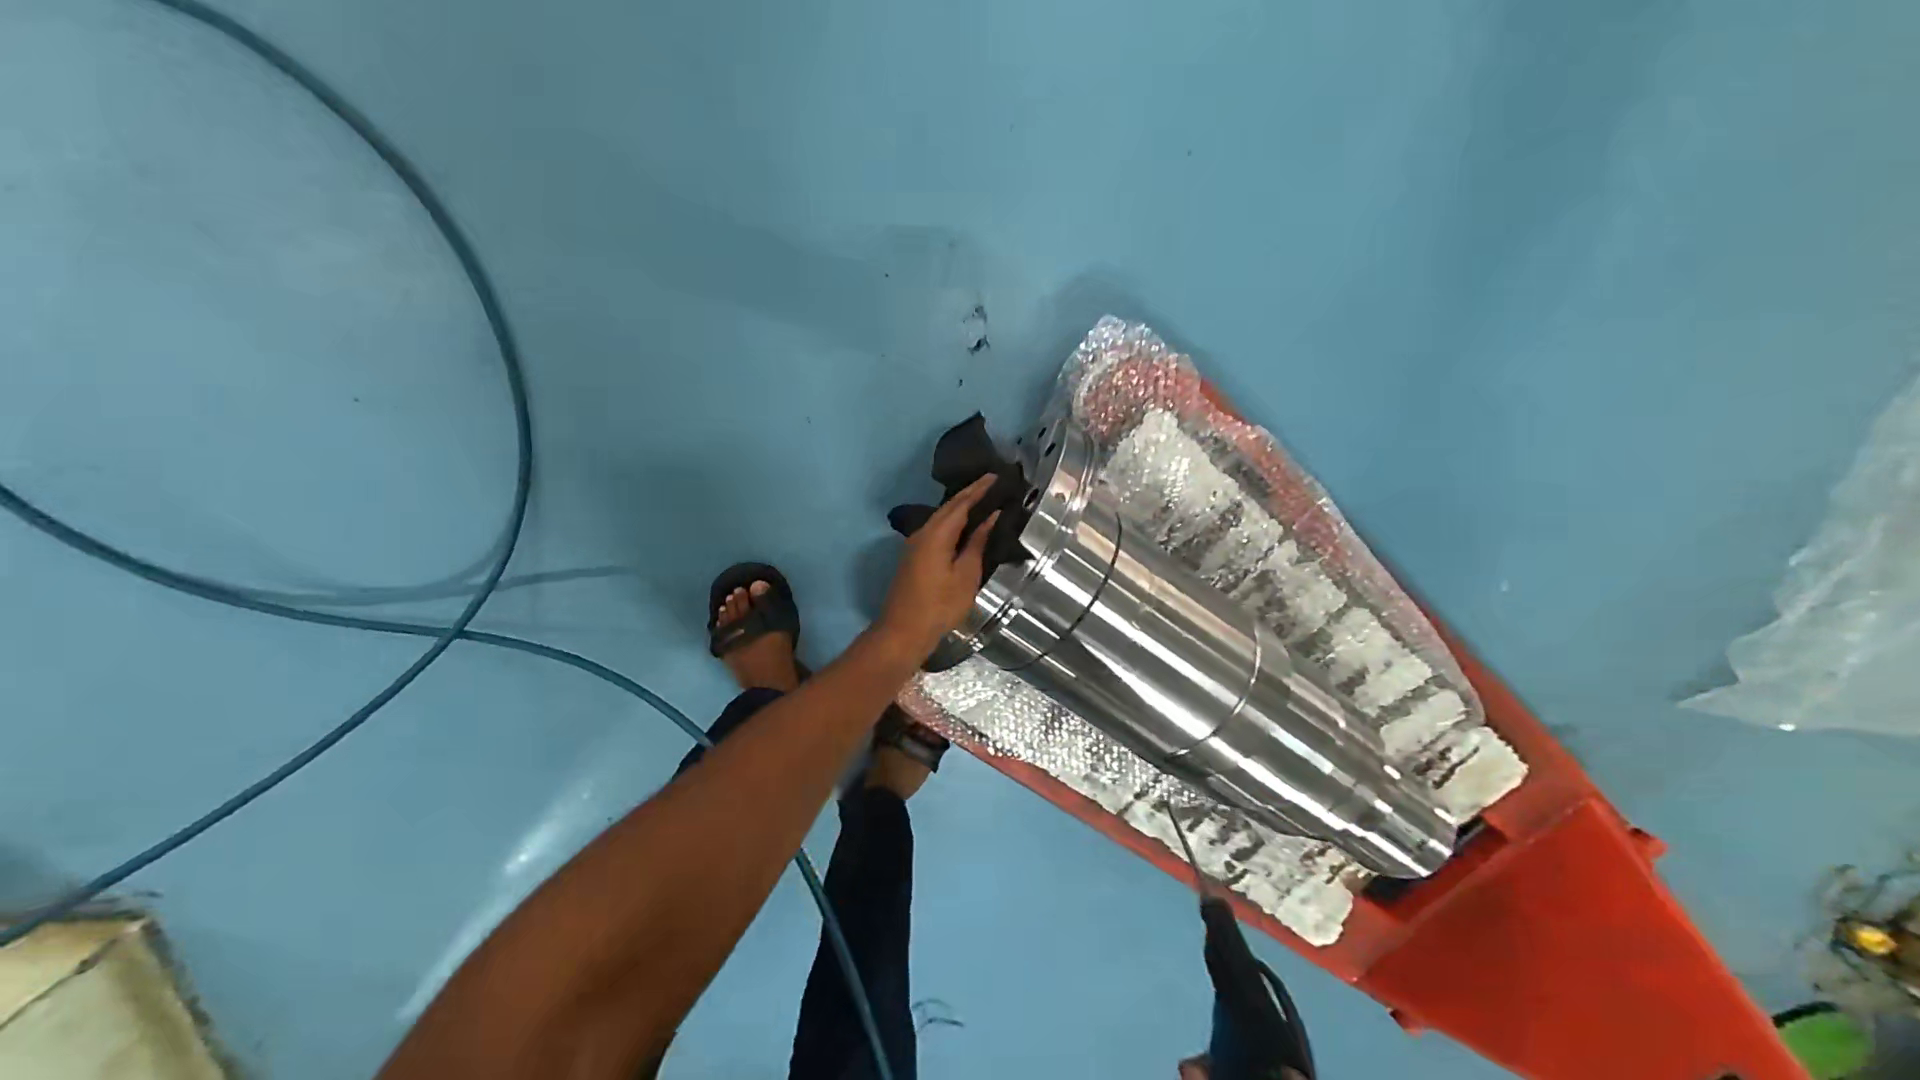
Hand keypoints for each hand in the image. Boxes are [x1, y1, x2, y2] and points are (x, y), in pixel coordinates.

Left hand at [874, 474, 1000, 662]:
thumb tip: (989, 517)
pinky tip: (965, 525)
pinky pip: (937, 529)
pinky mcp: (914, 556)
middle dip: (970, 493)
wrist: (903, 631)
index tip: (996, 476)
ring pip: (941, 518)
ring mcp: (915, 545)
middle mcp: (923, 533)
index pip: (961, 503)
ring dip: (960, 507)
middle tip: (992, 483)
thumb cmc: (939, 606)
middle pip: (949, 507)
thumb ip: (977, 543)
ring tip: (982, 499)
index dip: (979, 489)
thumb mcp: (966, 575)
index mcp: (936, 534)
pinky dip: (953, 522)